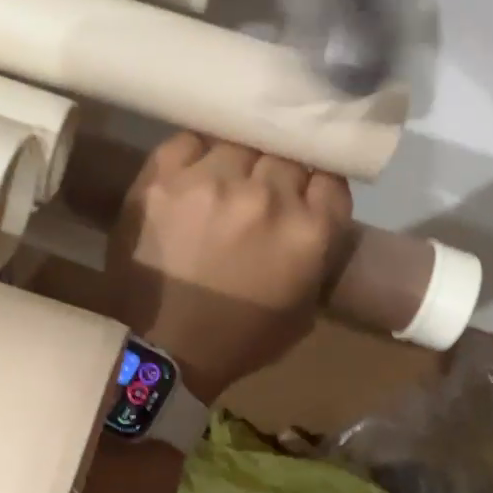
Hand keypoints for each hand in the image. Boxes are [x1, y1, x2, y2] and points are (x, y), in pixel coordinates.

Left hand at [105, 133, 353, 402]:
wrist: (162, 350)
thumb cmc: (238, 340)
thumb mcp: (304, 310)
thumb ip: (318, 255)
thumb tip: (314, 217)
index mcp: (310, 231)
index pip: (330, 179)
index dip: (316, 186)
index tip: (303, 196)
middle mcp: (267, 196)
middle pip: (284, 155)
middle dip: (276, 174)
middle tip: (259, 195)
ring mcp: (212, 182)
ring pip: (237, 144)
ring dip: (235, 163)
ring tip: (222, 184)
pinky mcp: (163, 178)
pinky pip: (188, 141)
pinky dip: (194, 155)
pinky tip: (192, 175)